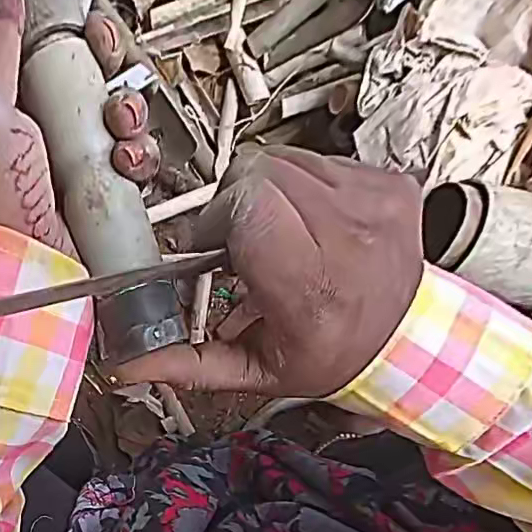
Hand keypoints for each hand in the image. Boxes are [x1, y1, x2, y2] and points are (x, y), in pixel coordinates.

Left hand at [0, 0, 158, 253]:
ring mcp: (54, 155)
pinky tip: (121, 157)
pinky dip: (132, 148)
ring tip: (111, 122)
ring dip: (118, 102)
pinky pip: (123, 146)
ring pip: (99, 98)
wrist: (29, 272)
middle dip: (87, 53)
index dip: (13, 12)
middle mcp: (13, 127)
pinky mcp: (89, 182)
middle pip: (60, 60)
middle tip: (93, 55)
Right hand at [116, 147, 423, 396]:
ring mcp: (374, 200)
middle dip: (229, 206)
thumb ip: (184, 364)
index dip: (214, 221)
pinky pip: (313, 159)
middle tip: (235, 245)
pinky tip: (299, 223)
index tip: (212, 249)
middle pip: (257, 174)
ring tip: (268, 236)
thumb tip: (125, 365)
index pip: (248, 207)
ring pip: (280, 159)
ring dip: (258, 194)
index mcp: (312, 289)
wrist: (405, 338)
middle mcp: (351, 236)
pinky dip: (292, 187)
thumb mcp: (251, 372)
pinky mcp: (386, 180)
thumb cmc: (329, 354)